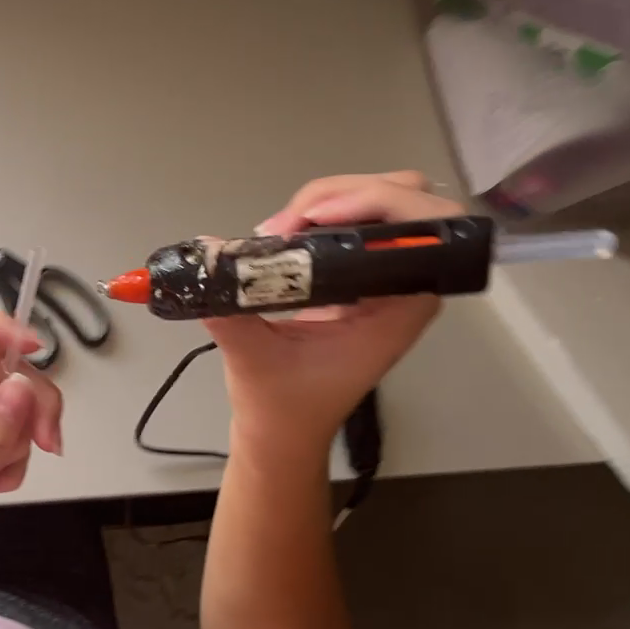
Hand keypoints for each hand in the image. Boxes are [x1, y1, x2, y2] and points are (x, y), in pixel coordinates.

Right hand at [206, 171, 457, 450]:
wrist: (281, 433)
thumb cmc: (281, 407)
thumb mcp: (252, 358)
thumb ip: (230, 307)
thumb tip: (206, 253)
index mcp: (401, 307)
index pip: (423, 228)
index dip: (376, 204)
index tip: (315, 219)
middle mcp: (404, 285)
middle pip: (405, 198)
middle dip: (342, 195)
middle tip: (285, 224)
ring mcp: (384, 279)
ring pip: (378, 204)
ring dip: (326, 202)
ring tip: (276, 230)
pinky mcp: (359, 278)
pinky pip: (354, 225)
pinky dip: (318, 217)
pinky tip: (283, 236)